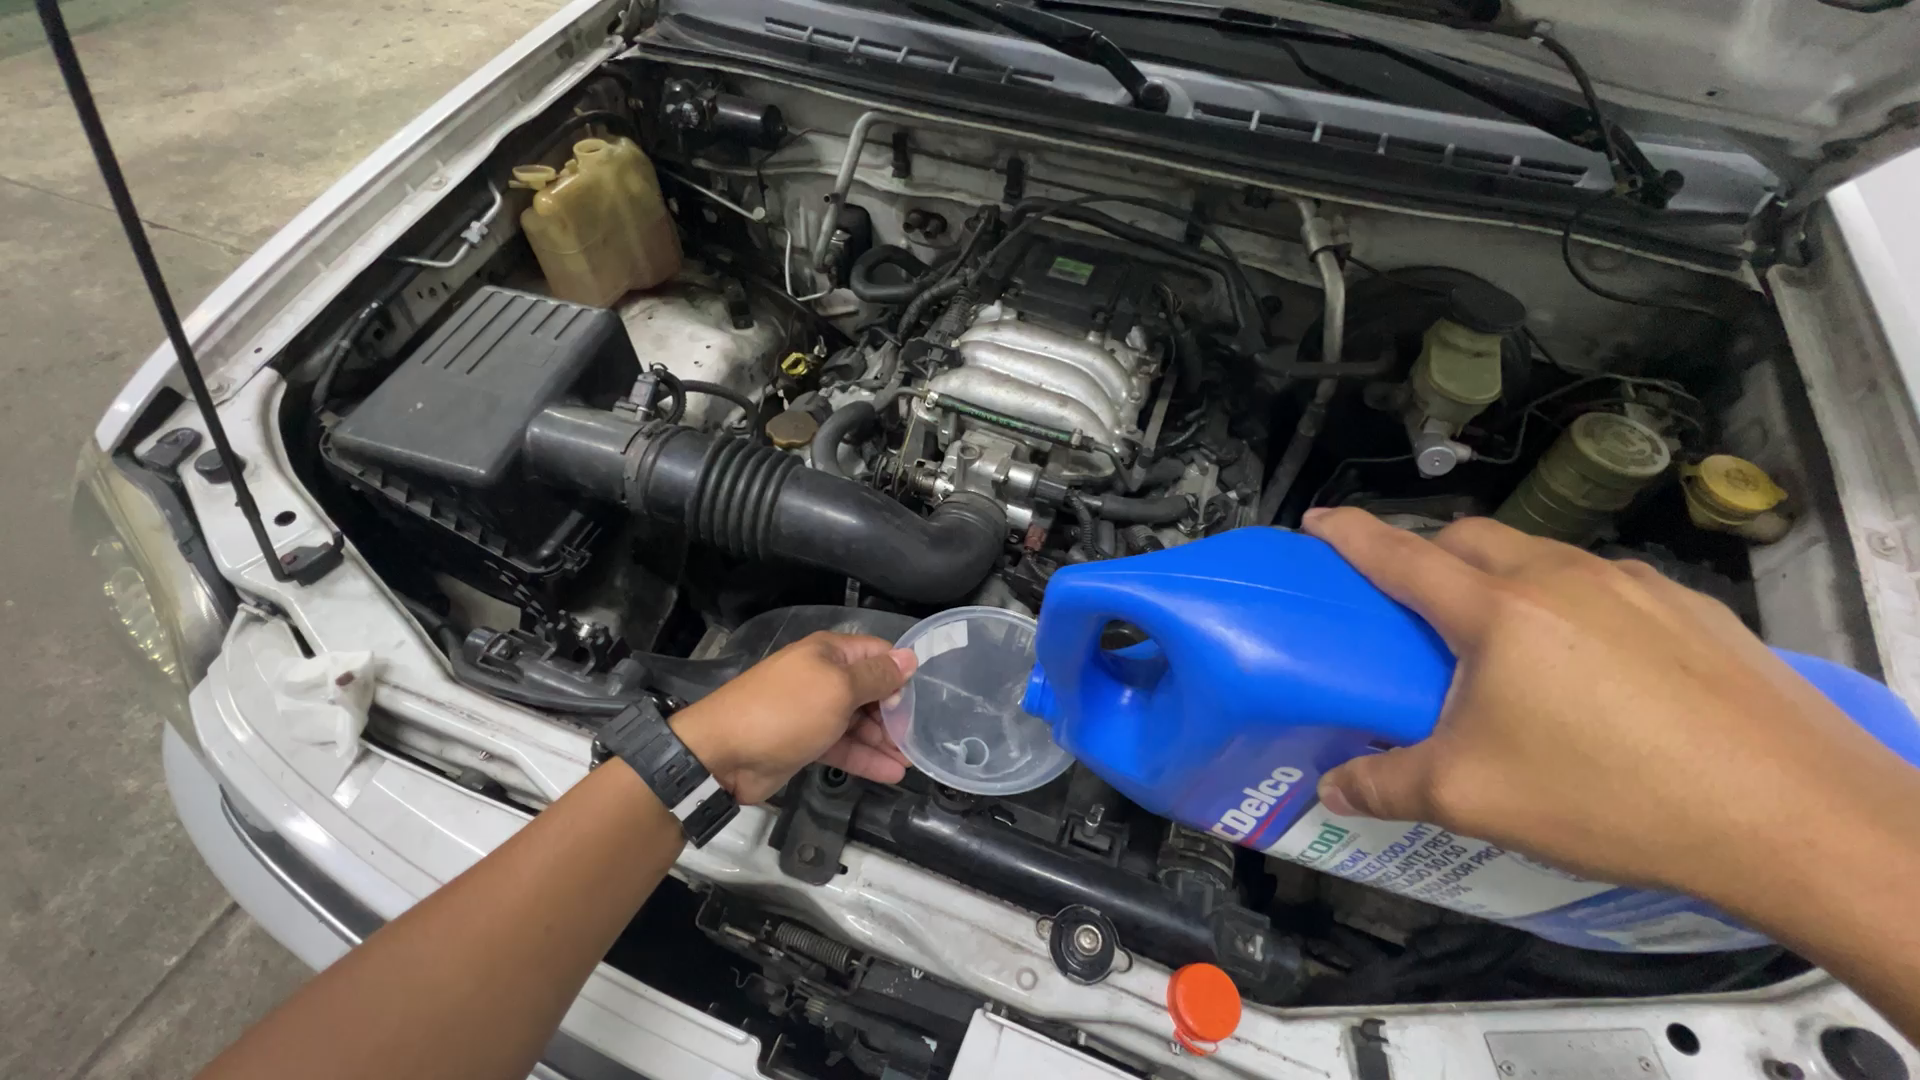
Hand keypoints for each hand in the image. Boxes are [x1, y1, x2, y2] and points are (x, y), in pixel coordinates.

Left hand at [668, 632, 915, 804]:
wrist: (723, 753)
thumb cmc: (786, 711)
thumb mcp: (838, 688)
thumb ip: (877, 676)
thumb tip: (910, 657)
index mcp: (829, 653)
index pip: (877, 654)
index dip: (900, 673)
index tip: (921, 699)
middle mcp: (823, 677)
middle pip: (871, 691)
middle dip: (896, 712)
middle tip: (920, 737)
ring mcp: (814, 712)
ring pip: (859, 723)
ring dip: (885, 741)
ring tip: (912, 761)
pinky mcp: (807, 743)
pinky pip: (844, 747)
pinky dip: (865, 758)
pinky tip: (892, 774)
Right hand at [1302, 508, 1914, 898]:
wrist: (1807, 824)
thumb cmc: (1612, 797)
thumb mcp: (1471, 799)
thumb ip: (1385, 786)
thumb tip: (1331, 790)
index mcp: (1498, 612)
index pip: (1401, 554)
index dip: (1349, 534)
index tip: (1317, 521)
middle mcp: (1563, 578)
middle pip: (1470, 538)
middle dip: (1427, 552)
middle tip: (1411, 601)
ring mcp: (1638, 588)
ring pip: (1541, 557)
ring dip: (1501, 578)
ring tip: (1504, 643)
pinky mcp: (1698, 612)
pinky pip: (1605, 586)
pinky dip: (1570, 604)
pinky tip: (1592, 670)